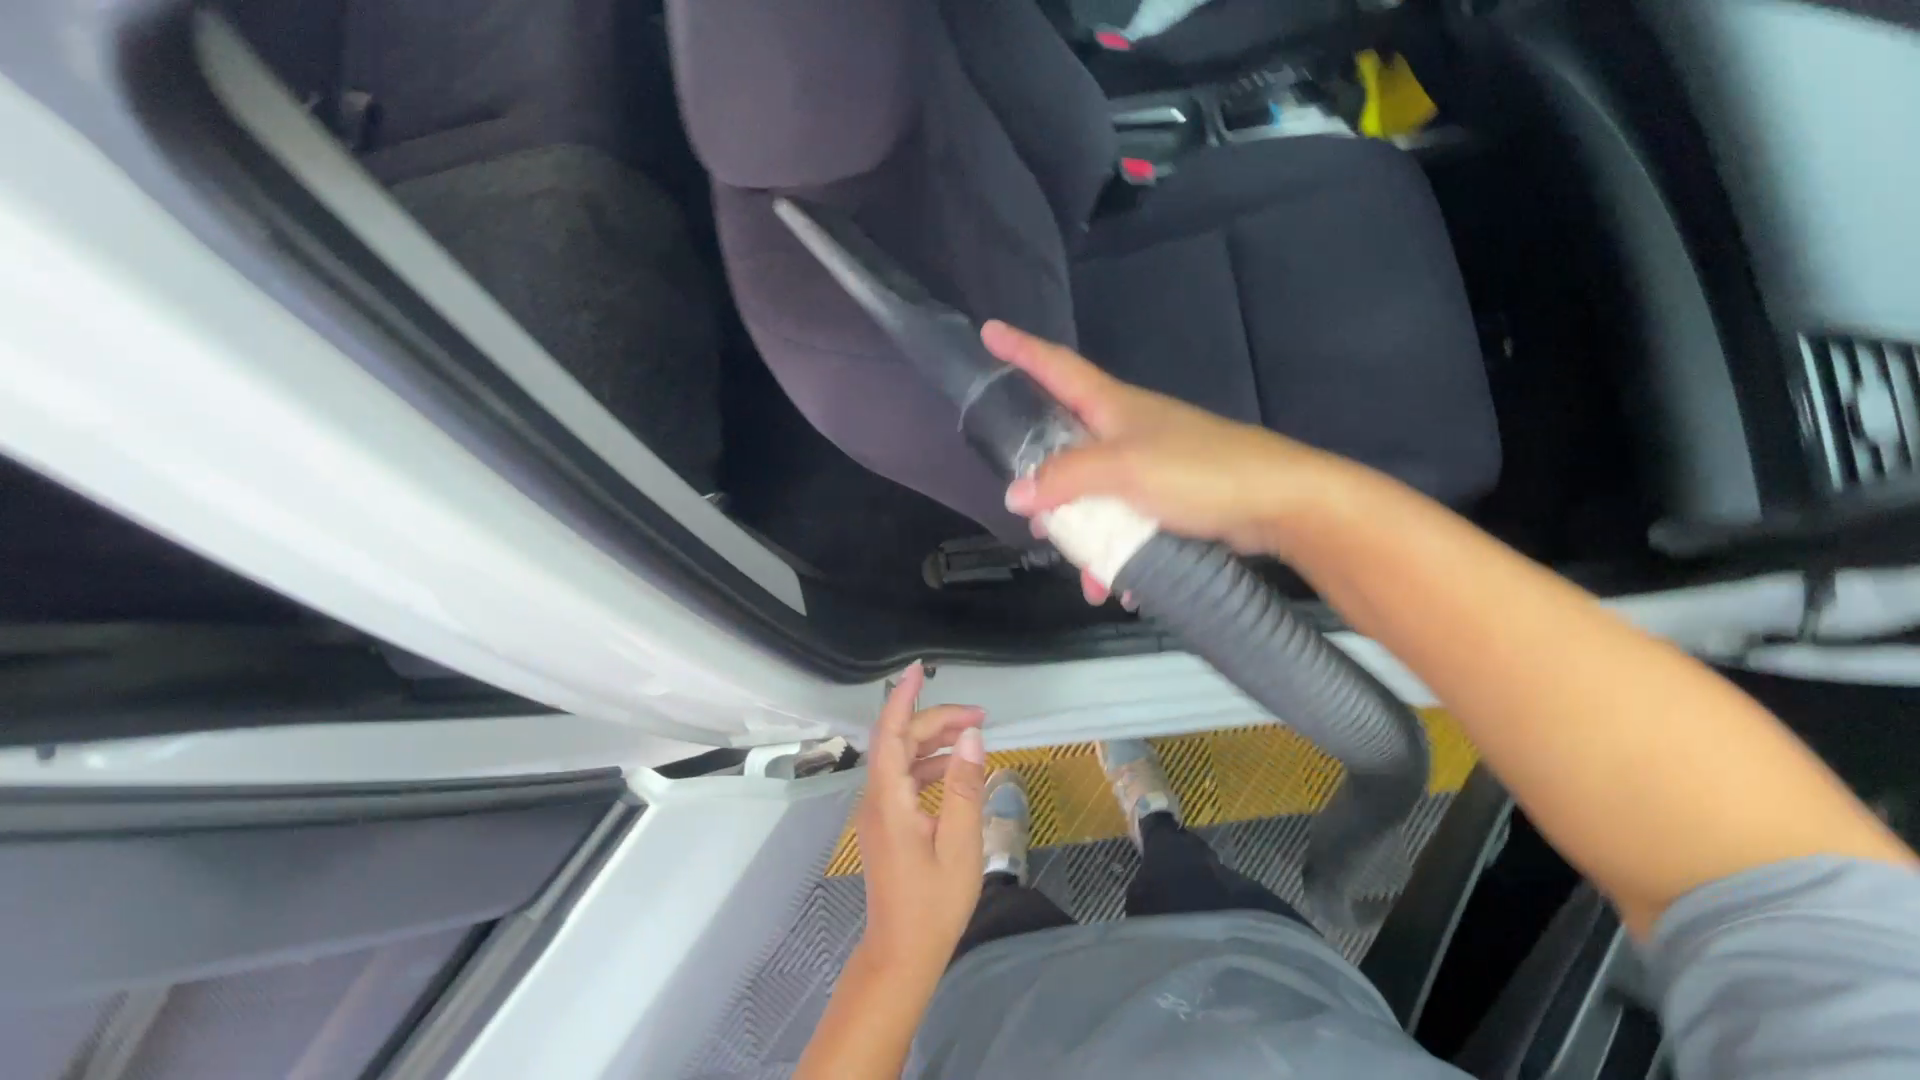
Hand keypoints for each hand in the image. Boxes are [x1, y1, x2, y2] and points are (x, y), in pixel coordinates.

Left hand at [854, 662, 988, 973]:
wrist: (903, 953)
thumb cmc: (934, 903)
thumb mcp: (961, 844)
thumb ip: (965, 787)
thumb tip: (971, 736)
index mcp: (889, 800)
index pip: (890, 733)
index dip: (903, 698)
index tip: (918, 669)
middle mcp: (875, 799)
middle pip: (899, 742)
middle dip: (936, 720)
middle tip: (981, 716)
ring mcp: (878, 813)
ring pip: (902, 760)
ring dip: (935, 742)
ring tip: (975, 736)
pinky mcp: (886, 826)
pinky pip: (905, 781)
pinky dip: (930, 768)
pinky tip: (958, 772)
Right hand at [983, 321, 1351, 600]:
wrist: (1277, 502)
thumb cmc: (1199, 470)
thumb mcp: (1124, 469)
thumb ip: (1066, 478)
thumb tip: (1015, 495)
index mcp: (1112, 406)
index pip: (1056, 366)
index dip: (1020, 349)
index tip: (989, 331)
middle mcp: (1125, 430)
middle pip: (1066, 447)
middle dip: (1046, 485)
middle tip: (1034, 518)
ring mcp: (1147, 466)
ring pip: (1093, 496)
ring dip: (1085, 537)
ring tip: (1087, 574)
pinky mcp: (1167, 499)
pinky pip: (1124, 524)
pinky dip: (1117, 553)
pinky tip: (1120, 586)